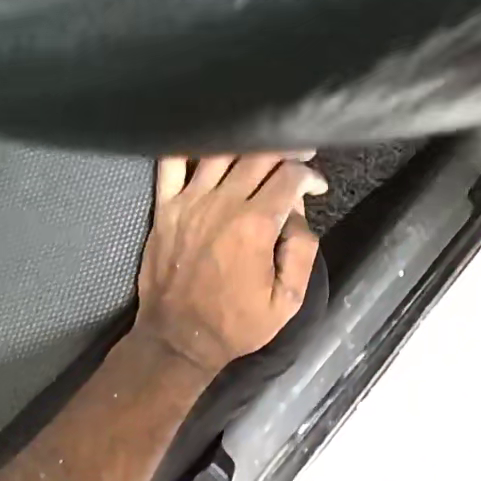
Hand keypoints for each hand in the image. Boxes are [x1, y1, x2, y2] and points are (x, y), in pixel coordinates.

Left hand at [132, 153, 327, 375]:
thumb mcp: (287, 301)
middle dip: (285, 150)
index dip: (309, 176)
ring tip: (261, 148)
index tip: (315, 186)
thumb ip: (301, 251)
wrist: (178, 337)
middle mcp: (222, 204)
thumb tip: (298, 213)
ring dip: (245, 143)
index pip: (289, 177)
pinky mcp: (164, 206)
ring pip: (220, 151)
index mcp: (255, 226)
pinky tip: (206, 144)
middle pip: (258, 156)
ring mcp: (189, 201)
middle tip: (298, 155)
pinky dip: (187, 146)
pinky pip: (171, 163)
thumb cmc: (235, 323)